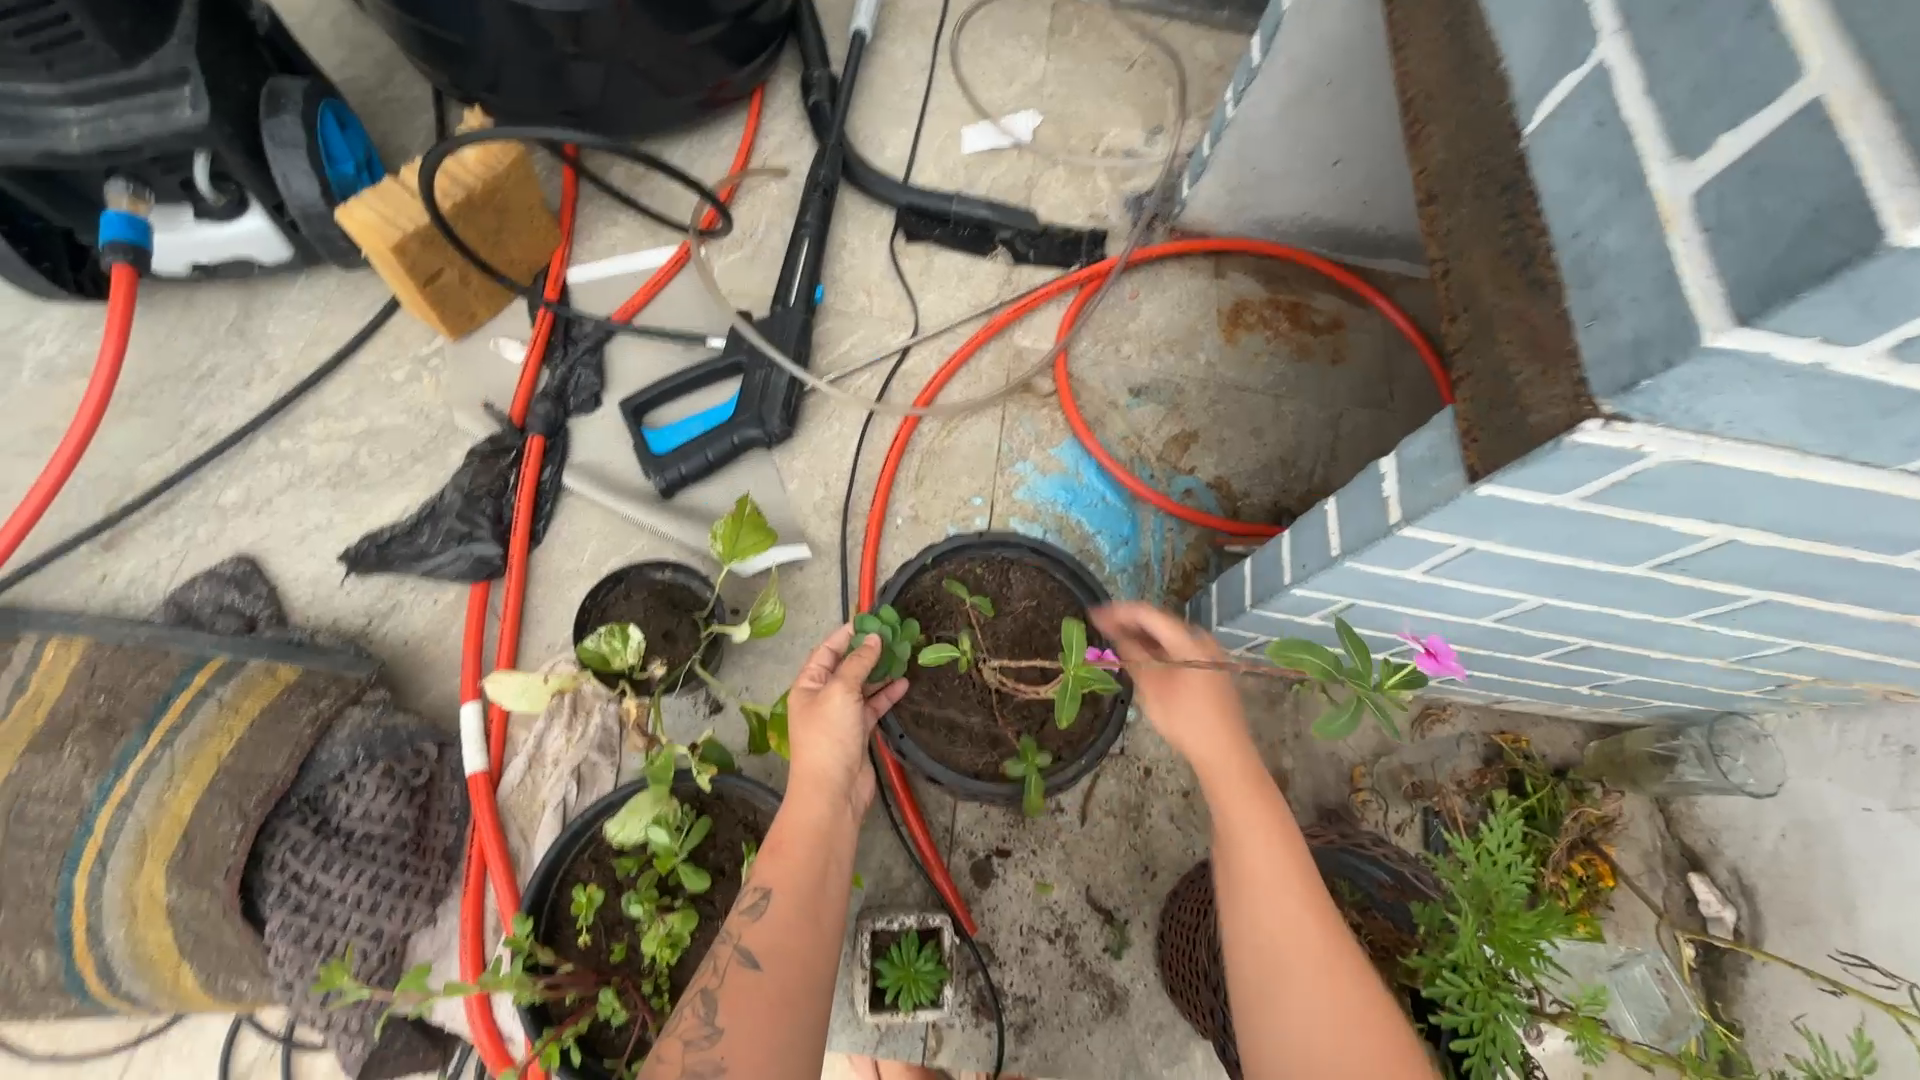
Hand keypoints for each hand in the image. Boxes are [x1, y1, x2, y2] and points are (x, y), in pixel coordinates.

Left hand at [784, 623, 909, 825]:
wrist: (832, 791)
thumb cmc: (829, 737)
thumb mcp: (840, 691)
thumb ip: (858, 663)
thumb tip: (874, 638)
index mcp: (808, 685)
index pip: (827, 650)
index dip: (846, 634)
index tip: (870, 618)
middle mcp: (822, 697)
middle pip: (846, 666)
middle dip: (868, 651)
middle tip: (893, 635)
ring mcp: (841, 715)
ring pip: (862, 686)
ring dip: (880, 671)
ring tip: (903, 654)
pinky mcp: (858, 731)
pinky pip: (873, 706)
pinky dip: (887, 694)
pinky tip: (904, 683)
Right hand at [1091, 603, 1251, 775]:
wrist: (1224, 752)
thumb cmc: (1185, 719)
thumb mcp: (1152, 686)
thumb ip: (1132, 654)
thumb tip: (1114, 633)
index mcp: (1188, 639)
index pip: (1147, 614)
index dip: (1118, 612)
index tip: (1093, 615)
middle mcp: (1201, 640)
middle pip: (1159, 624)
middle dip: (1129, 625)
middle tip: (1102, 630)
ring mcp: (1209, 655)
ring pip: (1169, 638)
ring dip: (1142, 639)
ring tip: (1116, 644)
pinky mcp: (1210, 669)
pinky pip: (1179, 651)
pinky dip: (1157, 652)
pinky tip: (1142, 661)